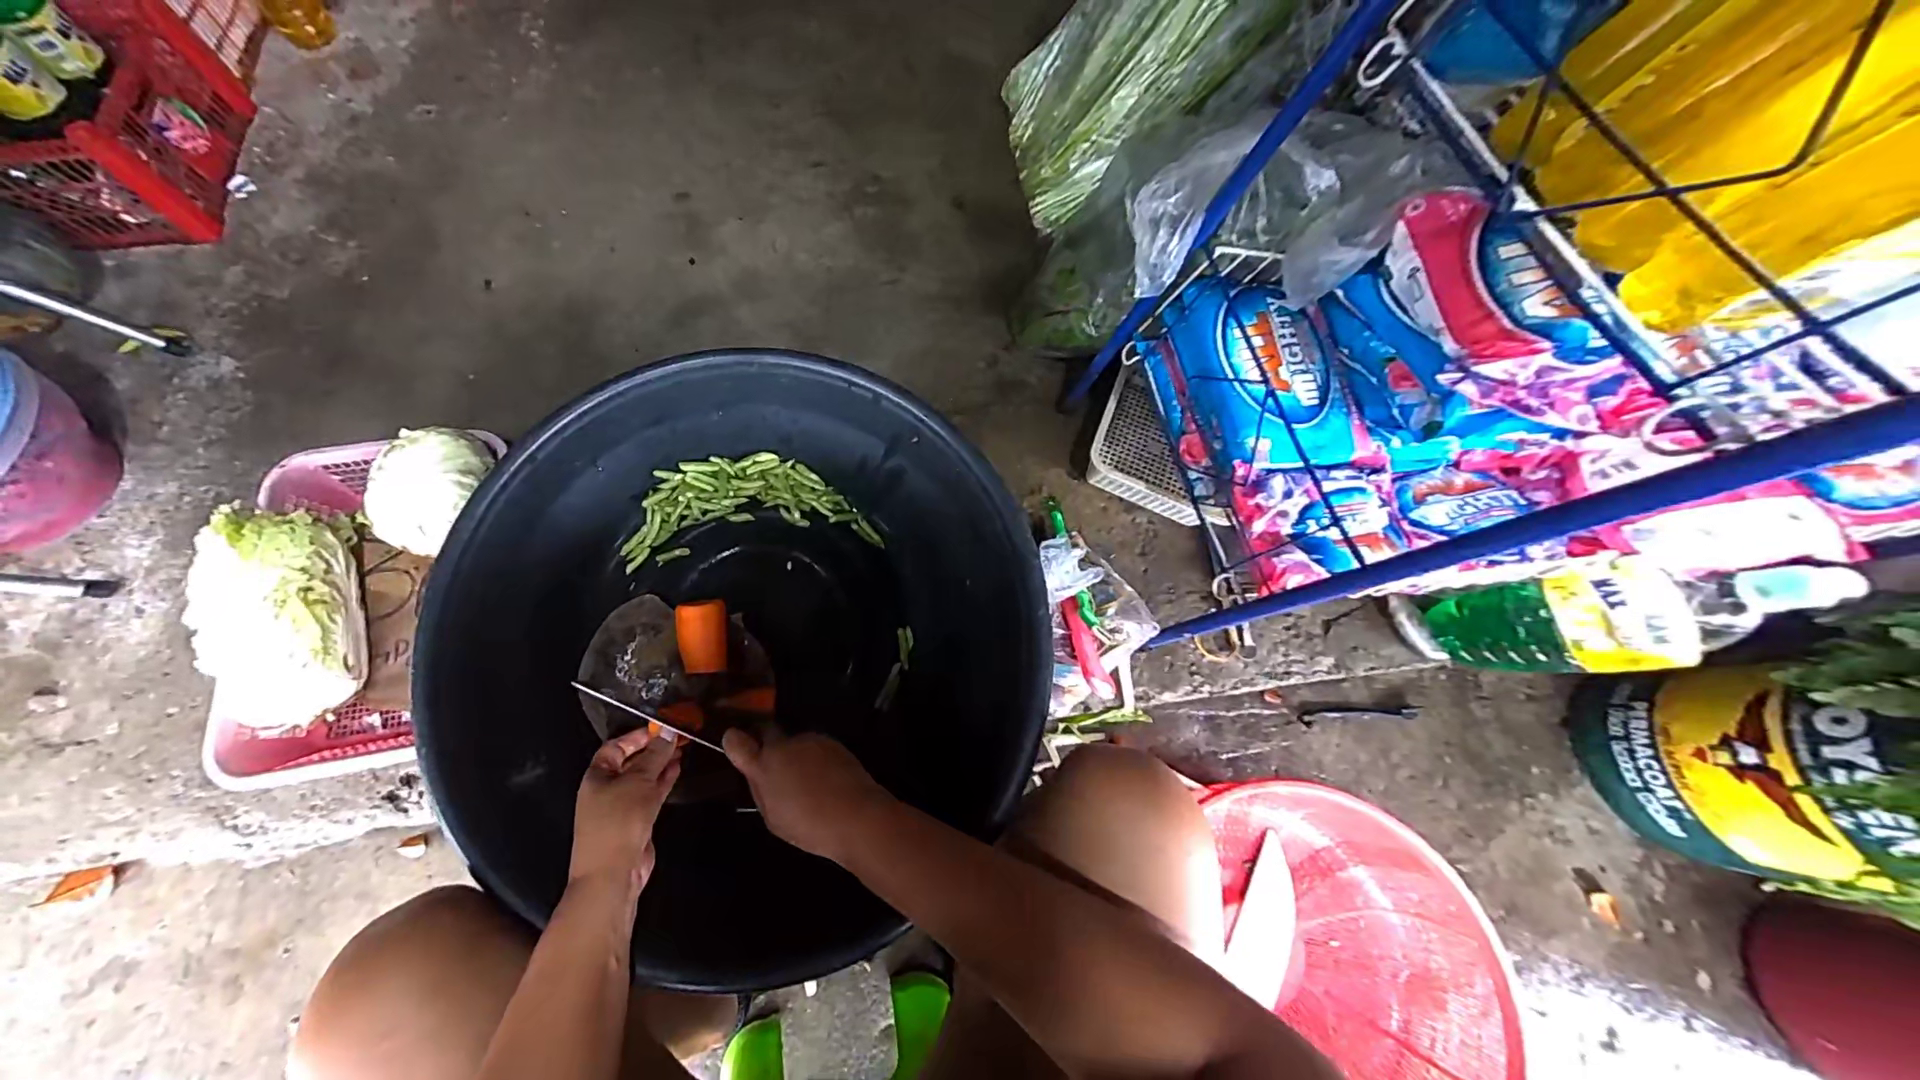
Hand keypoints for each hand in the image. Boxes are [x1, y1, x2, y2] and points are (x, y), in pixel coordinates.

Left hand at [570, 728, 681, 891]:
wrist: (612, 873)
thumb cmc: (618, 820)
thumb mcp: (639, 781)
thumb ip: (656, 755)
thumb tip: (668, 731)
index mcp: (596, 776)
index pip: (616, 746)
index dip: (638, 736)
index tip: (662, 728)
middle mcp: (606, 788)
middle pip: (631, 761)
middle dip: (654, 749)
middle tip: (679, 736)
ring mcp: (622, 805)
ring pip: (644, 777)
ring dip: (662, 764)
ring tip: (683, 749)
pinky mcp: (637, 820)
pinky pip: (651, 793)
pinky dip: (663, 780)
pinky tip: (677, 769)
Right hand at [722, 728, 892, 861]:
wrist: (857, 814)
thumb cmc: (809, 825)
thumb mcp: (773, 818)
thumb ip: (762, 791)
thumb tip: (759, 776)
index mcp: (765, 765)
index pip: (737, 741)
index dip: (734, 741)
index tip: (736, 744)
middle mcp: (786, 744)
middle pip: (768, 732)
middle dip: (766, 743)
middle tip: (774, 766)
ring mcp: (812, 740)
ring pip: (795, 743)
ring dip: (796, 755)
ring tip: (809, 781)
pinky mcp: (834, 742)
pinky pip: (815, 747)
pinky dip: (815, 759)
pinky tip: (826, 779)